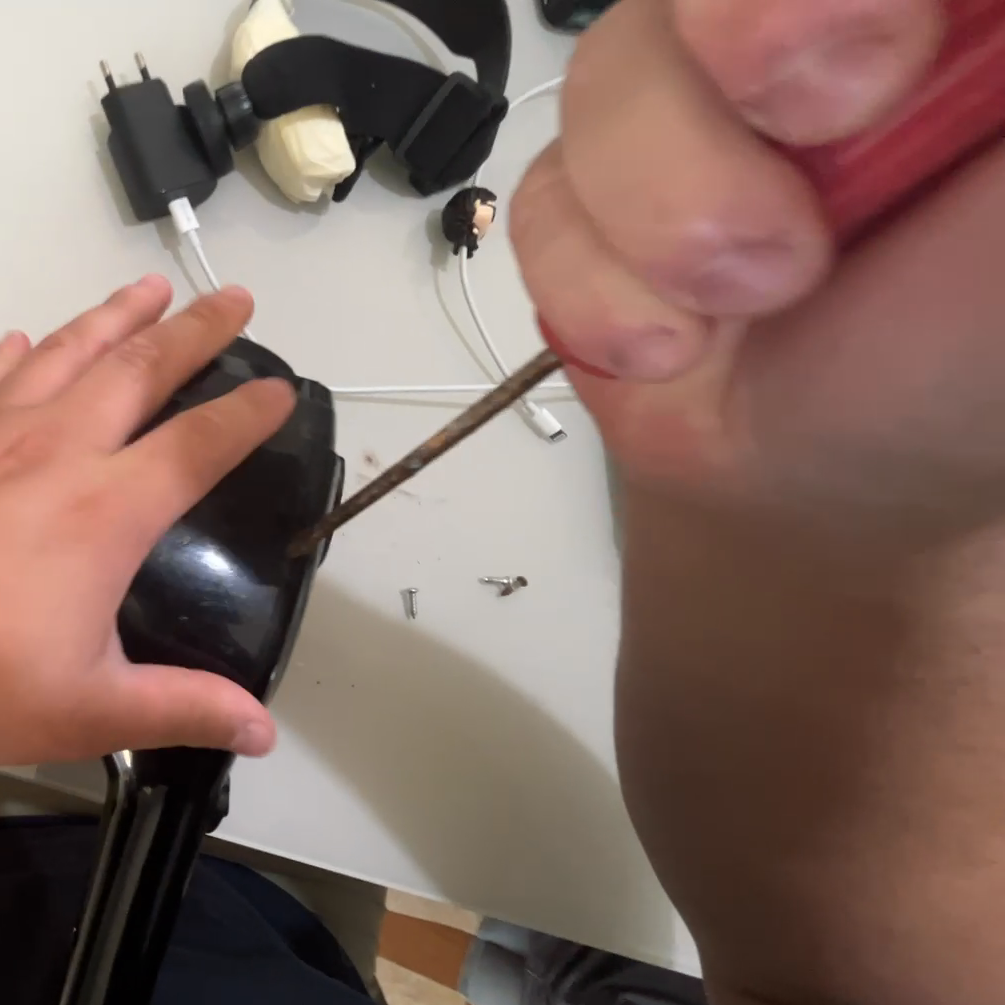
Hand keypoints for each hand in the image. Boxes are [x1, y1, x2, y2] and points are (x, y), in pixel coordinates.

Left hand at [0, 278, 293, 789]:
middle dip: (193, 330)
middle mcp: (50, 453)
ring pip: (61, 357)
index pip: (199, 444)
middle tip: (230, 298)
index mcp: (104, 512)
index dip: (248, 413)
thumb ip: (183, 710)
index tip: (279, 388)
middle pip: (136, 371)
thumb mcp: (87, 711)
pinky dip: (7, 357)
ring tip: (145, 291)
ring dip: (109, 319)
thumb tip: (260, 731)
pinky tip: (20, 343)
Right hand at [512, 0, 1004, 544]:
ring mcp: (677, 112)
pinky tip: (662, 339)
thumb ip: (993, 81)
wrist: (816, 465)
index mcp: (935, 9)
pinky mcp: (585, 198)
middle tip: (792, 209)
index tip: (854, 98)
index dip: (778, 3)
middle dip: (704, 116)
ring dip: (653, 224)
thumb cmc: (966, 358)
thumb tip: (949, 33)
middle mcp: (793, 27)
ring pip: (596, 89)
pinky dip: (591, 289)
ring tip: (738, 305)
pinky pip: (539, 203)